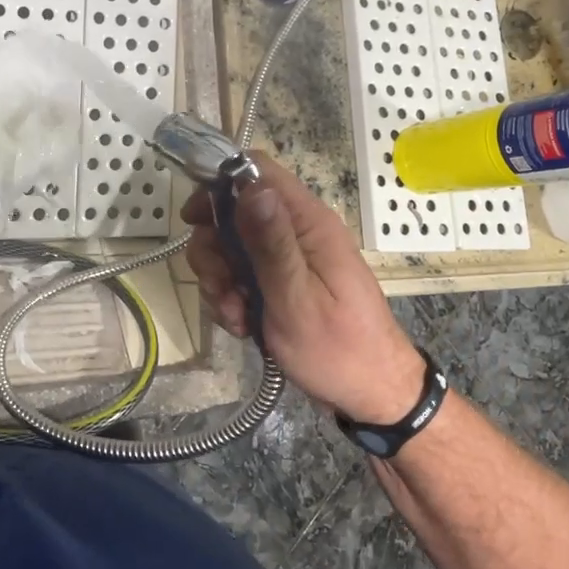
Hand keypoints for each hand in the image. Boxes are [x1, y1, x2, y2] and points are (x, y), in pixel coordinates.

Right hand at [184, 155, 426, 424]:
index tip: (195, 219)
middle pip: (233, 212)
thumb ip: (270, 243)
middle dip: (214, 250)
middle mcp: (297, 231)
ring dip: (221, 280)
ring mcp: (288, 258)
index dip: (219, 184)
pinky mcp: (280, 282)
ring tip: (235, 316)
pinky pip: (240, 276)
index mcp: (307, 222)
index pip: (257, 170)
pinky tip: (241, 325)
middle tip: (221, 287)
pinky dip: (232, 299)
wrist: (372, 397)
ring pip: (230, 247)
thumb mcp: (297, 299)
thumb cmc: (339, 350)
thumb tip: (250, 185)